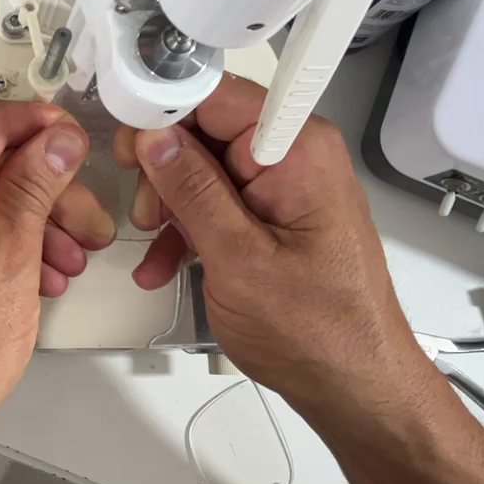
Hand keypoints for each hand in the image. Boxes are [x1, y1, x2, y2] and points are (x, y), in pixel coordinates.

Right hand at [112, 76, 433, 420]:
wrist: (354, 388)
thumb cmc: (317, 332)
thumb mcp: (239, 259)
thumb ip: (193, 191)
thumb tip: (153, 137)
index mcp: (296, 149)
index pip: (217, 95)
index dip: (165, 111)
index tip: (129, 143)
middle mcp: (291, 155)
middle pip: (203, 128)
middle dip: (162, 167)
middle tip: (145, 209)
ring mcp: (280, 185)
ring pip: (199, 165)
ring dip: (167, 202)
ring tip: (156, 243)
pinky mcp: (269, 212)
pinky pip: (213, 200)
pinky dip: (184, 227)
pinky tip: (164, 263)